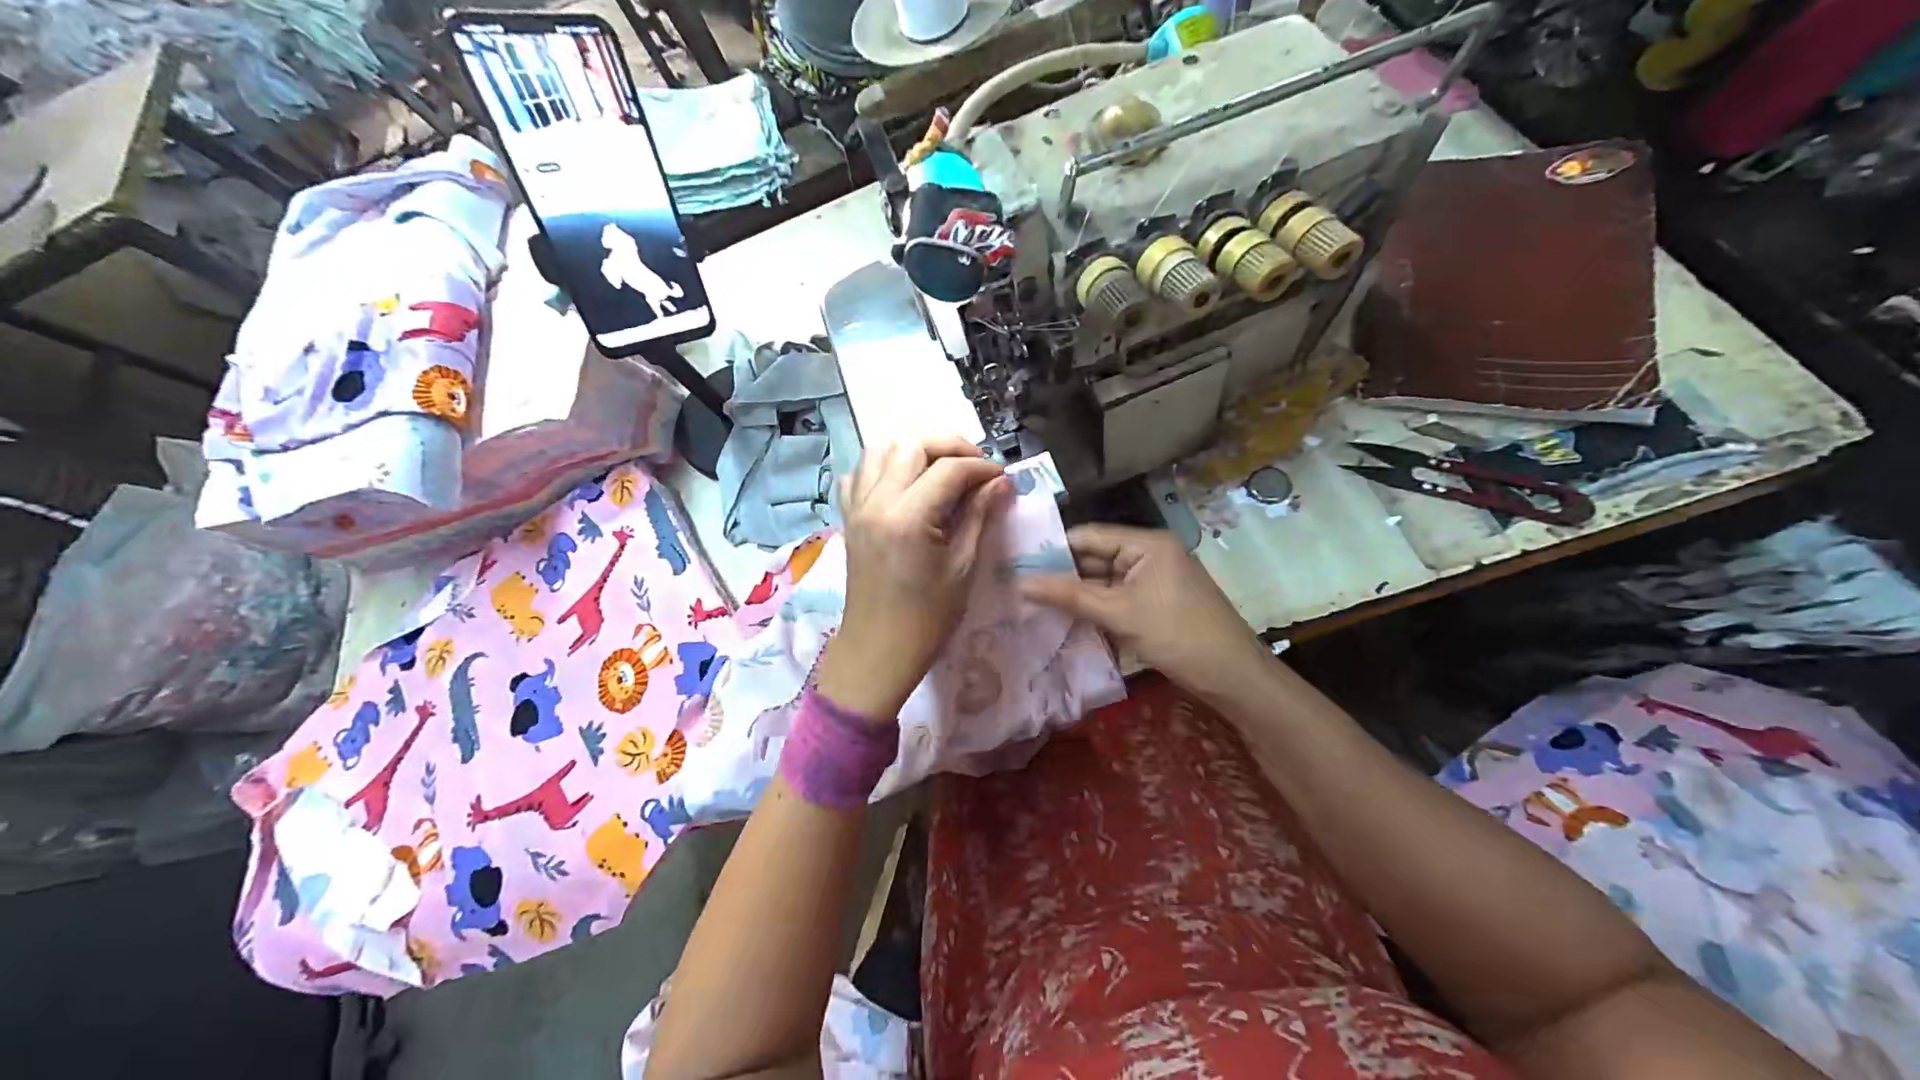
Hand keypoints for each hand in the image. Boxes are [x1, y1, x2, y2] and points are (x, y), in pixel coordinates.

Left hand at [815, 437, 1009, 720]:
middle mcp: (876, 503)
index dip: (981, 467)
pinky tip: (905, 486)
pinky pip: (859, 475)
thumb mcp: (963, 568)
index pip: (948, 469)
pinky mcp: (849, 518)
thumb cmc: (927, 619)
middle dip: (948, 448)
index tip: (1001, 478)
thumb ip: (980, 517)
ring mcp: (857, 508)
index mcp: (908, 519)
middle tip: (975, 468)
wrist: (878, 650)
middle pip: (910, 445)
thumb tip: (1000, 482)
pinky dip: (883, 468)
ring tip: (940, 471)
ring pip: (879, 450)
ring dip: (914, 451)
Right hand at [1020, 524, 1269, 691]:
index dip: (1052, 548)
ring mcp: (1153, 580)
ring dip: (1076, 596)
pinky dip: (1095, 609)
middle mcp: (1149, 554)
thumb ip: (1070, 596)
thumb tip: (1021, 583)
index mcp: (1146, 543)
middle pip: (1095, 558)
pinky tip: (1065, 620)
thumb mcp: (1120, 613)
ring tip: (1033, 605)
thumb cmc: (1178, 635)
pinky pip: (1116, 599)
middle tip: (1018, 588)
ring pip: (1104, 582)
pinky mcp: (1155, 604)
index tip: (1016, 564)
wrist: (1233, 677)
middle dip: (1061, 575)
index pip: (1088, 536)